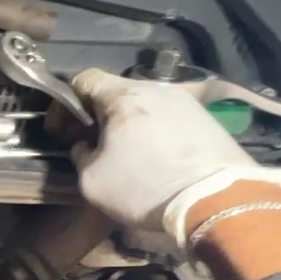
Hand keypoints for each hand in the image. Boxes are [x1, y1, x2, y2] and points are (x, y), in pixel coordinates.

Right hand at [69, 69, 280, 245]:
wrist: (216, 201)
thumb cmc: (144, 187)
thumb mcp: (91, 180)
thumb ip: (81, 155)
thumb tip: (85, 146)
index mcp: (123, 97)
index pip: (84, 78)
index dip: (67, 102)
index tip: (64, 128)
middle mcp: (158, 89)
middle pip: (118, 91)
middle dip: (100, 114)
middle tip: (93, 141)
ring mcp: (188, 102)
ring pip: (146, 104)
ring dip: (130, 122)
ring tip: (128, 151)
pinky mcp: (208, 119)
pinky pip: (170, 118)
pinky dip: (156, 131)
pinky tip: (156, 157)